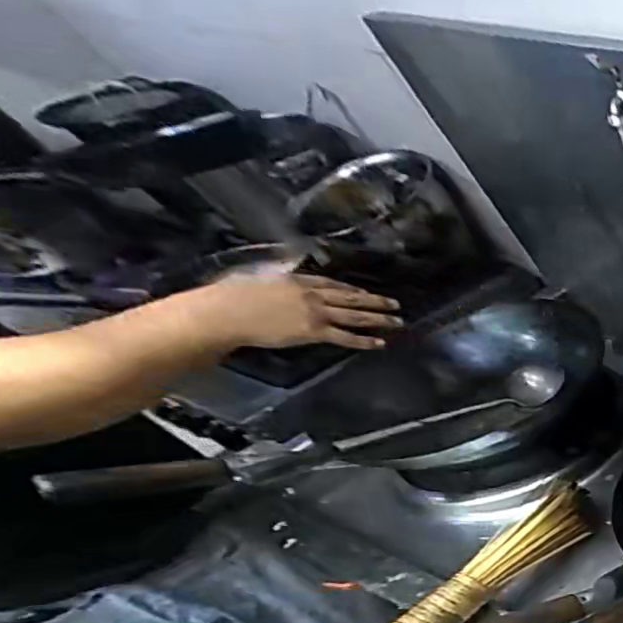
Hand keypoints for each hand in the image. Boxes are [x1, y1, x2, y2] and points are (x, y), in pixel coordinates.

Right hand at [185, 272, 403, 349]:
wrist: (224, 313)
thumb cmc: (232, 296)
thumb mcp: (259, 279)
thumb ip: (280, 282)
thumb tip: (286, 281)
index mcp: (297, 281)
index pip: (333, 284)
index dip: (353, 289)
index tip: (367, 292)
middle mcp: (311, 295)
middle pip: (352, 298)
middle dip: (377, 301)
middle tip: (396, 304)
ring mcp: (315, 314)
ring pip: (356, 316)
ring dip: (379, 319)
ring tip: (398, 321)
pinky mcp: (314, 332)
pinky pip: (346, 338)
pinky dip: (365, 341)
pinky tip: (380, 343)